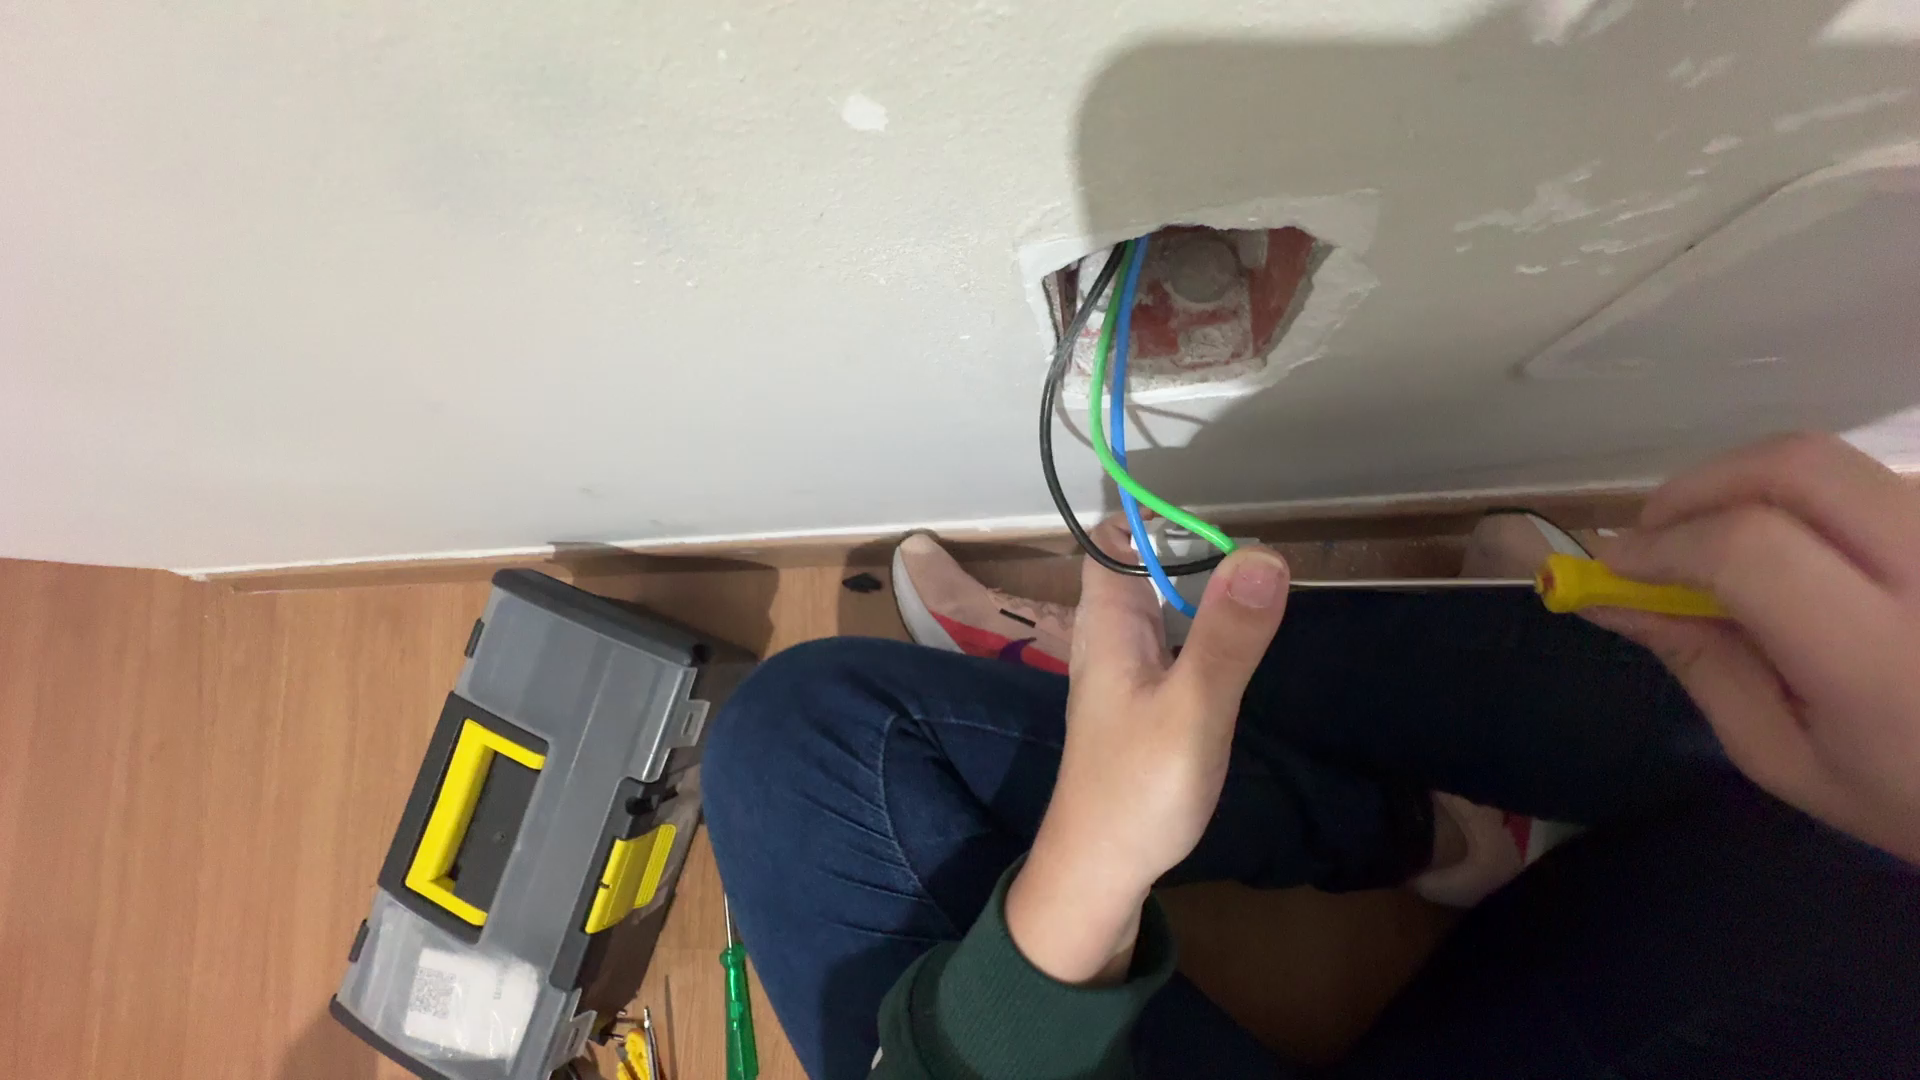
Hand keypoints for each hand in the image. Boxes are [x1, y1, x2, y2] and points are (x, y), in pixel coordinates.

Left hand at [1005, 518, 1290, 983]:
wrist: (1102, 863)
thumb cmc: (1140, 787)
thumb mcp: (1193, 708)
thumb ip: (1228, 636)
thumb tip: (1263, 553)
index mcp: (1106, 623)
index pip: (1108, 543)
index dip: (1147, 519)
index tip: (1212, 518)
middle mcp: (1107, 636)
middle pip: (1134, 567)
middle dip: (1184, 548)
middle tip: (1254, 550)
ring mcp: (1122, 668)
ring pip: (1153, 603)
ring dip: (1194, 584)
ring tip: (1256, 579)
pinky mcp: (1140, 698)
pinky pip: (1167, 639)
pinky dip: (1198, 622)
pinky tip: (1235, 635)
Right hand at [1594, 433, 1919, 864]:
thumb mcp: (1784, 755)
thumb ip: (1699, 664)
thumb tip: (1605, 596)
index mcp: (1883, 656)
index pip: (1747, 548)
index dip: (1659, 544)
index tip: (1610, 567)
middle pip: (1797, 466)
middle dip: (1696, 488)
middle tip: (1657, 535)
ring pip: (1837, 468)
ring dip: (1750, 495)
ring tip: (1724, 552)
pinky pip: (1876, 489)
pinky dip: (1806, 509)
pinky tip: (1802, 559)